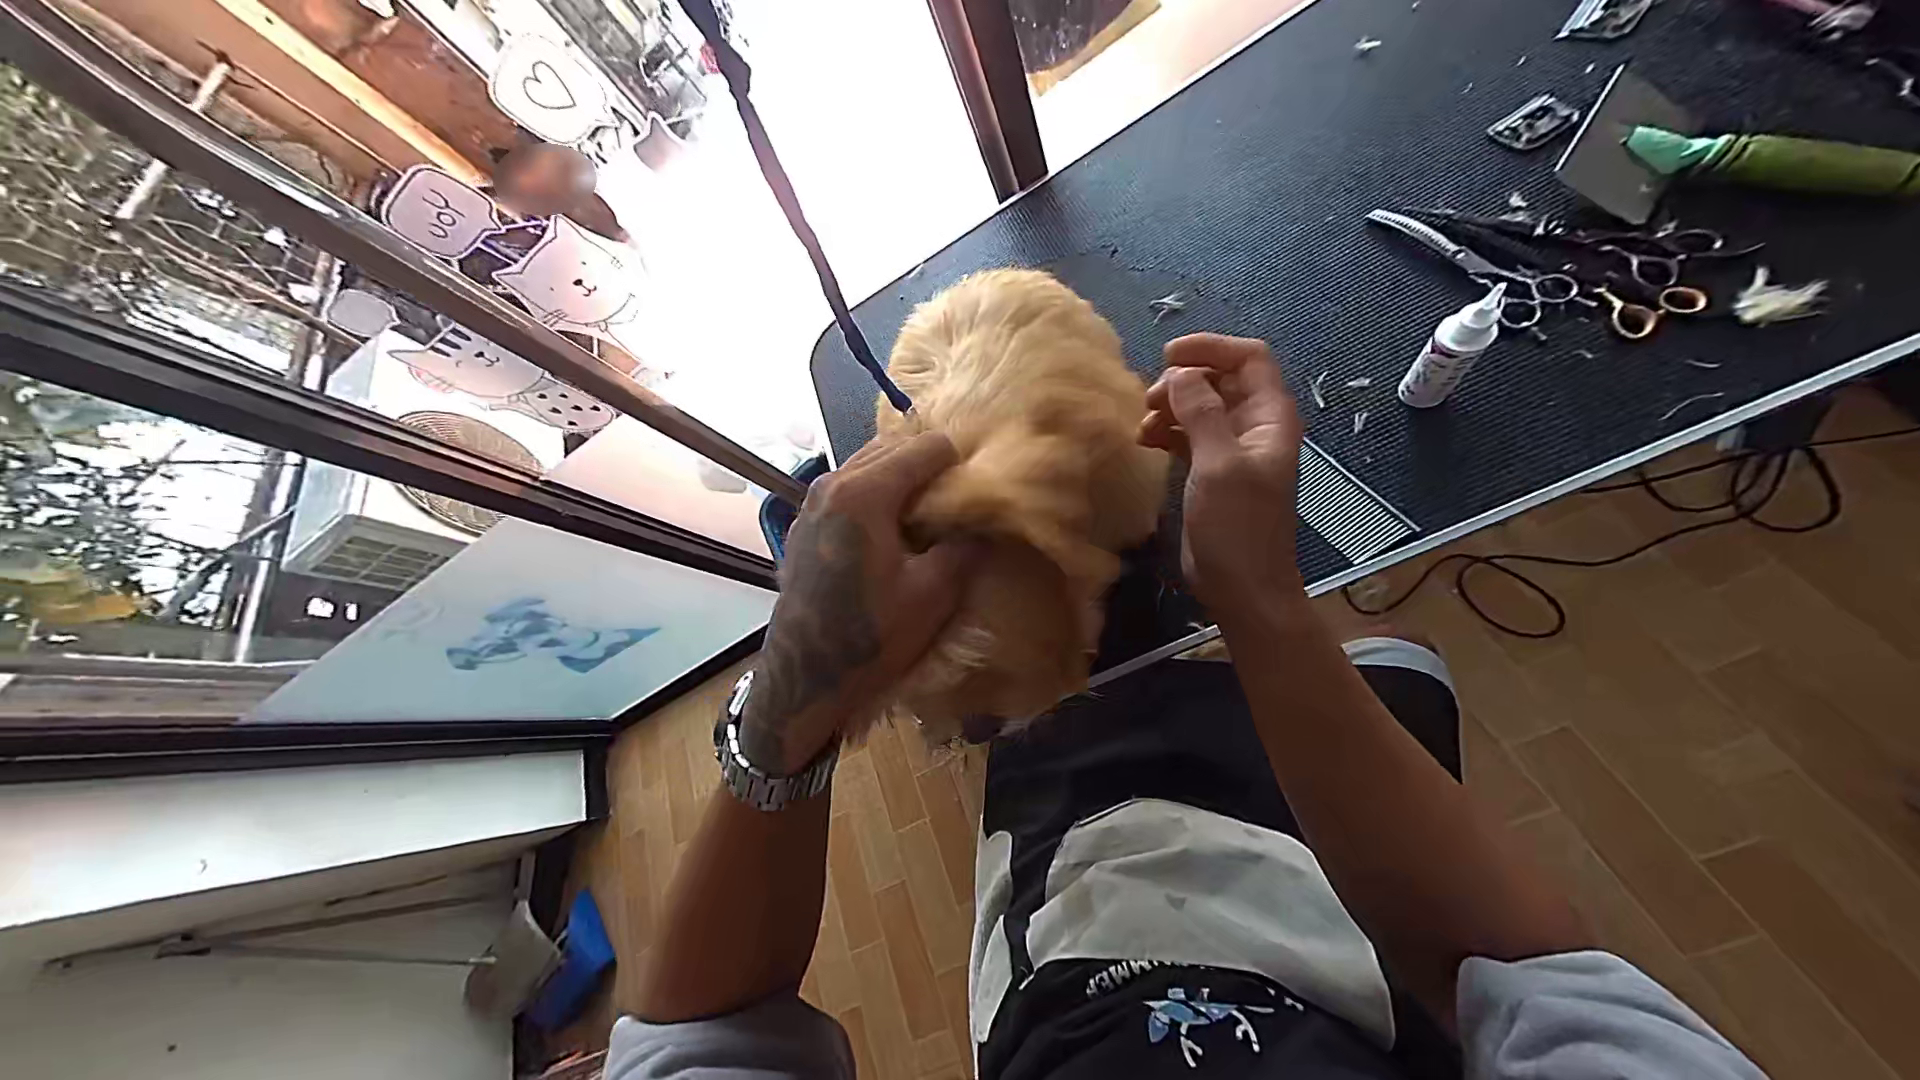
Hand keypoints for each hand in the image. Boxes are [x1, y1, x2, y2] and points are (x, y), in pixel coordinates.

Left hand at [741, 432, 980, 773]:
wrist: (805, 678)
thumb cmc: (872, 636)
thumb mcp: (935, 593)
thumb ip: (966, 544)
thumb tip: (983, 519)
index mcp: (865, 492)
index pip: (927, 447)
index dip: (959, 464)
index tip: (974, 494)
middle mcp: (832, 483)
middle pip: (894, 447)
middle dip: (929, 468)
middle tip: (953, 507)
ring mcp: (811, 502)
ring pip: (869, 465)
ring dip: (901, 481)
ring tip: (925, 521)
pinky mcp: (804, 524)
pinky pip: (849, 489)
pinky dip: (875, 496)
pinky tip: (889, 535)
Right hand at [1138, 334, 1305, 620]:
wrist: (1242, 586)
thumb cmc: (1237, 526)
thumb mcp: (1219, 465)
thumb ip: (1201, 414)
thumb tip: (1179, 373)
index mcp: (1270, 417)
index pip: (1248, 358)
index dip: (1210, 348)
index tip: (1167, 355)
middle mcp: (1253, 426)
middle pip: (1219, 380)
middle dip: (1183, 380)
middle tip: (1148, 399)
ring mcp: (1231, 449)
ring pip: (1199, 407)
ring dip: (1170, 407)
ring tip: (1143, 424)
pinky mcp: (1210, 471)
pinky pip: (1187, 435)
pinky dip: (1166, 432)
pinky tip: (1145, 441)